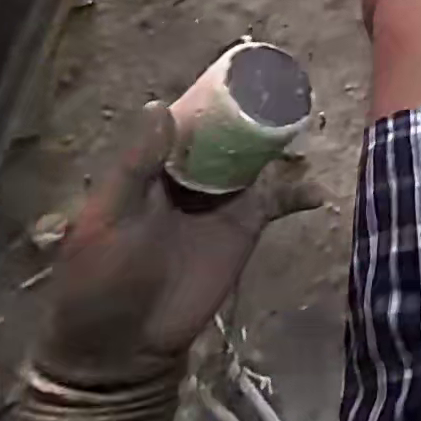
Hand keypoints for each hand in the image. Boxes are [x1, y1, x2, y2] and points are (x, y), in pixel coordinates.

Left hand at [33, 102, 323, 389]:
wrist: (125, 347)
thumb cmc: (102, 279)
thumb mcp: (108, 220)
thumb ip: (136, 165)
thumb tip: (162, 105)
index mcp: (158, 164)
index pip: (189, 119)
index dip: (212, 96)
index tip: (241, 73)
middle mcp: (196, 172)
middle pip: (230, 132)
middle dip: (255, 111)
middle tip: (285, 89)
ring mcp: (225, 197)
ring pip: (258, 157)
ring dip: (280, 140)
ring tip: (304, 119)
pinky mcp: (246, 224)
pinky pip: (278, 201)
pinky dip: (300, 193)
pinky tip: (317, 190)